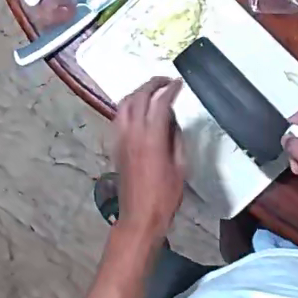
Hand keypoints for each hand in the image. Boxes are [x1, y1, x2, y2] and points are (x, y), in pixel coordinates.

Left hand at [112, 78, 184, 239]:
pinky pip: (119, 117)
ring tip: (152, 91)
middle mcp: (133, 133)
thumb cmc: (165, 196)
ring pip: (124, 104)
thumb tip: (173, 122)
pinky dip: (129, 105)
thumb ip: (176, 139)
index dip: (170, 89)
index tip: (179, 83)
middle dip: (152, 84)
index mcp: (152, 138)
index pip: (160, 103)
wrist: (139, 216)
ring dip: (138, 92)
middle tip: (166, 81)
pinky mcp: (116, 145)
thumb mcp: (180, 167)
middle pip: (139, 97)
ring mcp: (121, 138)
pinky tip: (139, 109)